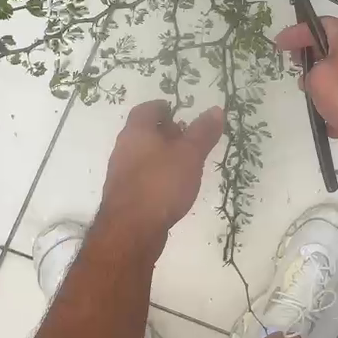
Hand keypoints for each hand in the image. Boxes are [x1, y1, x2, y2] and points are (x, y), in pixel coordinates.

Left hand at [96, 101, 225, 243]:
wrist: (131, 230)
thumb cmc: (161, 184)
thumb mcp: (189, 155)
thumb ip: (203, 132)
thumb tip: (216, 109)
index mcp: (136, 132)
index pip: (146, 110)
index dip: (162, 107)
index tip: (178, 111)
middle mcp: (124, 149)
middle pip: (143, 133)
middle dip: (165, 132)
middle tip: (187, 136)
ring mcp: (121, 174)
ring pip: (143, 156)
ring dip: (162, 155)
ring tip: (185, 163)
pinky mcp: (125, 197)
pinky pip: (143, 177)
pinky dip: (157, 175)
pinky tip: (173, 187)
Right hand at [273, 16, 337, 168]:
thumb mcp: (318, 79)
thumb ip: (310, 72)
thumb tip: (316, 77)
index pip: (319, 24)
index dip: (297, 32)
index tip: (279, 45)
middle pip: (331, 48)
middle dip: (311, 60)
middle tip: (297, 71)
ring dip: (324, 87)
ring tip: (314, 102)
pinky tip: (332, 124)